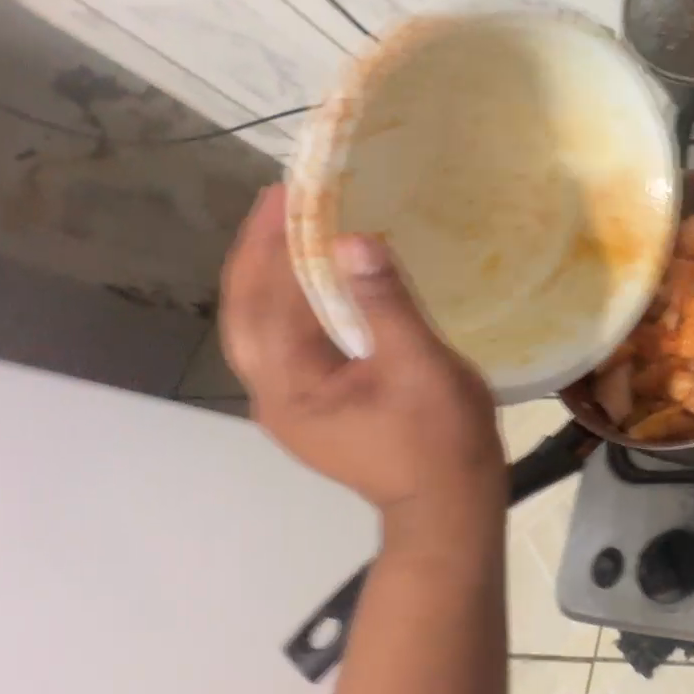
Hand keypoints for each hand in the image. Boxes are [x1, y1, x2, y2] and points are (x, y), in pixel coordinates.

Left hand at [219, 186, 504, 536]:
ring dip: (272, 277)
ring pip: (262, 329)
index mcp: (290, 383)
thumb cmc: (439, 435)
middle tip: (282, 201)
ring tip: (294, 232)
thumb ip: (386, 305)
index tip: (288, 191)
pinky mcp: (315, 406)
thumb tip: (355, 241)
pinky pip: (288, 342)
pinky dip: (294, 303)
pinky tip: (319, 285)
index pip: (266, 300)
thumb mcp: (420, 365)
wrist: (448, 501)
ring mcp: (291, 404)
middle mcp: (272, 393)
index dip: (273, 242)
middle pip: (246, 312)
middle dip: (258, 253)